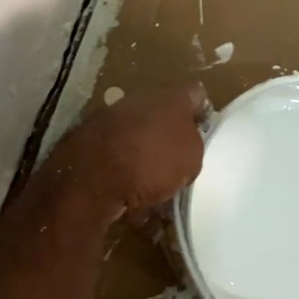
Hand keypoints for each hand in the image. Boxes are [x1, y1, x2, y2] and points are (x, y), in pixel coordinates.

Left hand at [44, 83, 206, 221]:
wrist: (93, 174)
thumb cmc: (153, 159)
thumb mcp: (192, 159)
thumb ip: (194, 146)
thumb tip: (185, 146)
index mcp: (172, 97)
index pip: (197, 94)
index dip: (203, 112)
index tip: (207, 132)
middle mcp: (143, 99)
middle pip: (165, 116)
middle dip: (171, 138)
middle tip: (180, 165)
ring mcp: (114, 119)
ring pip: (139, 139)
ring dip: (146, 158)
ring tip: (155, 191)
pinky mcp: (92, 143)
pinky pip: (118, 159)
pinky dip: (125, 177)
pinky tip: (131, 203)